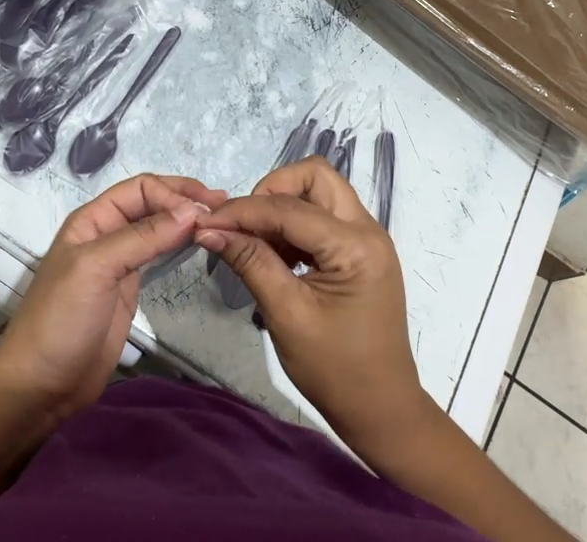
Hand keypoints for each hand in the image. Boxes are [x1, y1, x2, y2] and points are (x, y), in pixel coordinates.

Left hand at [0, 174, 225, 420]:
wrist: (43, 383)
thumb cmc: (61, 319)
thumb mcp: (96, 269)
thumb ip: (141, 238)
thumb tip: (190, 211)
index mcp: (91, 220)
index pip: (139, 189)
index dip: (172, 193)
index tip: (204, 212)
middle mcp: (106, 234)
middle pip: (150, 203)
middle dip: (183, 199)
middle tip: (224, 205)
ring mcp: (119, 262)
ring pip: (157, 228)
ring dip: (184, 220)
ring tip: (219, 219)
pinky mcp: (129, 289)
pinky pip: (158, 255)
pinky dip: (179, 245)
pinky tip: (197, 243)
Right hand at [194, 157, 435, 449]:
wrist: (380, 409)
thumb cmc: (335, 369)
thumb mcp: (286, 314)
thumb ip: (250, 262)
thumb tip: (209, 229)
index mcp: (356, 246)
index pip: (290, 208)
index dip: (243, 210)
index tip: (206, 223)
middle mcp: (368, 230)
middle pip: (315, 177)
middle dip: (272, 191)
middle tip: (243, 225)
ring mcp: (367, 240)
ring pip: (319, 193)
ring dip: (282, 207)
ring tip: (254, 244)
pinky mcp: (359, 253)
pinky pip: (323, 217)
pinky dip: (294, 225)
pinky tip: (273, 256)